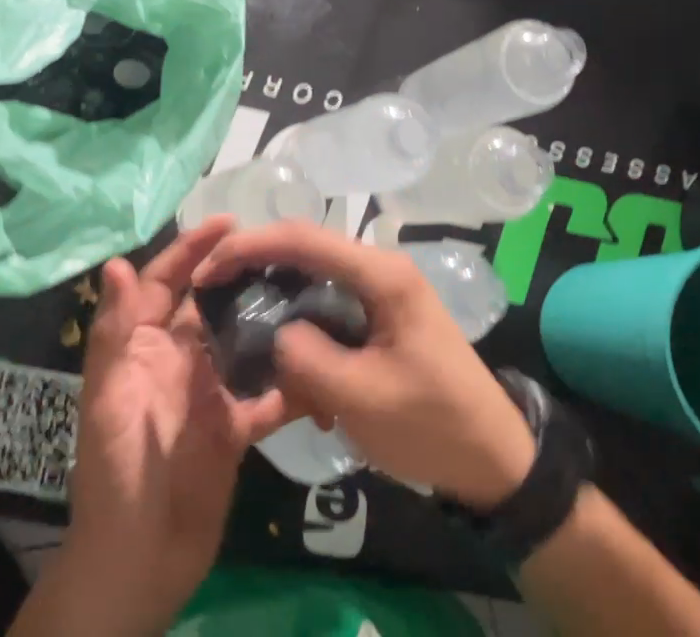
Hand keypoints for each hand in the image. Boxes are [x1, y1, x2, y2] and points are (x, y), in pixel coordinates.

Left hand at [54, 217, 294, 631]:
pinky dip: (290, 382)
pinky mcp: (235, 427)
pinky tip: (322, 359)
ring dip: (268, 318)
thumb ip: (115, 334)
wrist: (139, 556)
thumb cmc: (114, 474)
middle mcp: (176, 361)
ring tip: (310, 287)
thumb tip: (118, 263)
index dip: (190, 251)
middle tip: (284, 248)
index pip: (165, 284)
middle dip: (238, 275)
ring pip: (242, 343)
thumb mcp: (107, 399)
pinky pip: (267, 397)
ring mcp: (208, 393)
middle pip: (209, 306)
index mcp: (141, 348)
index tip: (228, 221)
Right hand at [192, 222, 536, 509]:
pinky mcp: (378, 318)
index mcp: (381, 276)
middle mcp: (380, 271)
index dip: (246, 247)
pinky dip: (298, 328)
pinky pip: (325, 308)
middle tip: (211, 293)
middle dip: (253, 267)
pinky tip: (282, 360)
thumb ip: (306, 357)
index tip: (205, 271)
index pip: (301, 239)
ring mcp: (380, 293)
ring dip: (276, 301)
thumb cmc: (432, 426)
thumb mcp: (362, 397)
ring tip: (238, 326)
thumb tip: (275, 332)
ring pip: (310, 280)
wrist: (494, 460)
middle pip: (302, 250)